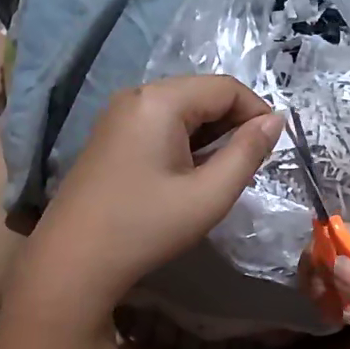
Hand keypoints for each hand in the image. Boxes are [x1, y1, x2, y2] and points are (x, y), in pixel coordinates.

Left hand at [32, 76, 282, 301]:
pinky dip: (183, 141)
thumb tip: (275, 120)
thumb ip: (247, 152)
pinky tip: (188, 173)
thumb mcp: (209, 194)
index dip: (257, 112)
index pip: (225, 87)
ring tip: (220, 173)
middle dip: (232, 123)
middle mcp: (136, 95)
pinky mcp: (109, 136)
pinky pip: (158, 124)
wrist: (74, 260)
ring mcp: (117, 115)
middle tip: (247, 165)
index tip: (273, 148)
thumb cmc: (146, 227)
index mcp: (160, 100)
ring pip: (180, 110)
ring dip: (209, 134)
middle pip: (201, 94)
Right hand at [323, 226, 349, 348]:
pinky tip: (349, 310)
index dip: (323, 263)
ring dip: (333, 279)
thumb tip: (334, 264)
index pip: (346, 240)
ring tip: (333, 311)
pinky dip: (348, 286)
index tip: (316, 298)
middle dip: (323, 267)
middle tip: (320, 304)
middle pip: (344, 240)